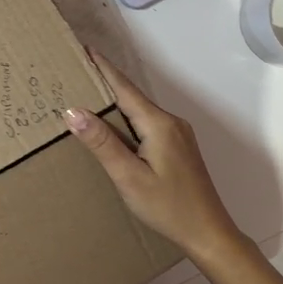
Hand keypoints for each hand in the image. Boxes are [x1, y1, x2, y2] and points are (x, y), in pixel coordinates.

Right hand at [66, 55, 246, 264]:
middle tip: (76, 70)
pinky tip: (112, 124)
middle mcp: (170, 122)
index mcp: (158, 124)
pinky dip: (125, 117)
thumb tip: (72, 111)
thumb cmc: (167, 207)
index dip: (102, 67)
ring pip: (139, 109)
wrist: (209, 234)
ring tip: (87, 93)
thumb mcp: (129, 177)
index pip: (124, 87)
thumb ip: (102, 143)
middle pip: (131, 95)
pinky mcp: (178, 147)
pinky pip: (146, 122)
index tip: (83, 48)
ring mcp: (177, 134)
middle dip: (104, 81)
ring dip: (114, 100)